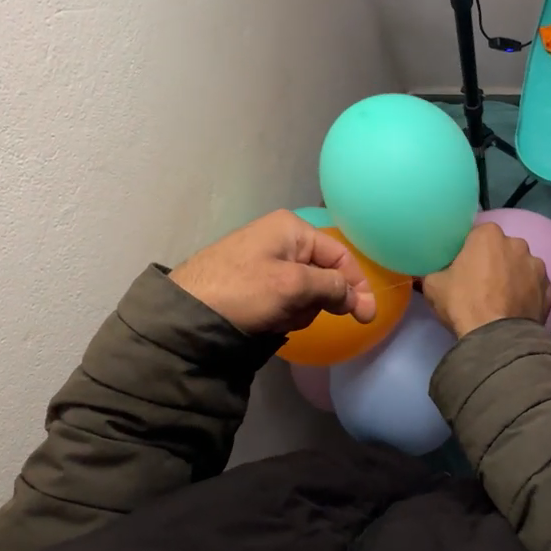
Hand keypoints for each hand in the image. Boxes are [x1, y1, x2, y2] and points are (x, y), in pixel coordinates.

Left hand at [170, 211, 376, 335]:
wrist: (184, 316)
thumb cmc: (242, 291)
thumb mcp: (293, 286)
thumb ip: (332, 288)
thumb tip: (356, 298)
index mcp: (291, 228)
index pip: (339, 254)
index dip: (356, 284)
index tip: (367, 315)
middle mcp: (280, 239)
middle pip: (322, 274)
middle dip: (316, 299)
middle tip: (295, 312)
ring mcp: (264, 262)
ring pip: (304, 291)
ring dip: (296, 310)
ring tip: (273, 317)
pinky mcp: (252, 285)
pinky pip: (284, 299)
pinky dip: (281, 313)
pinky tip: (264, 321)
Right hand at [422, 223, 550, 338]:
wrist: (496, 339)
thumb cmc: (463, 304)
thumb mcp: (433, 284)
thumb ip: (435, 269)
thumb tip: (435, 270)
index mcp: (489, 235)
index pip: (476, 236)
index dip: (468, 251)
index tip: (462, 267)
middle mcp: (517, 243)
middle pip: (502, 249)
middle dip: (493, 262)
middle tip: (480, 284)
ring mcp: (538, 266)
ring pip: (521, 267)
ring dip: (513, 277)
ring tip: (501, 300)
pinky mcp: (549, 290)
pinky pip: (535, 287)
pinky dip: (527, 295)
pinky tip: (516, 310)